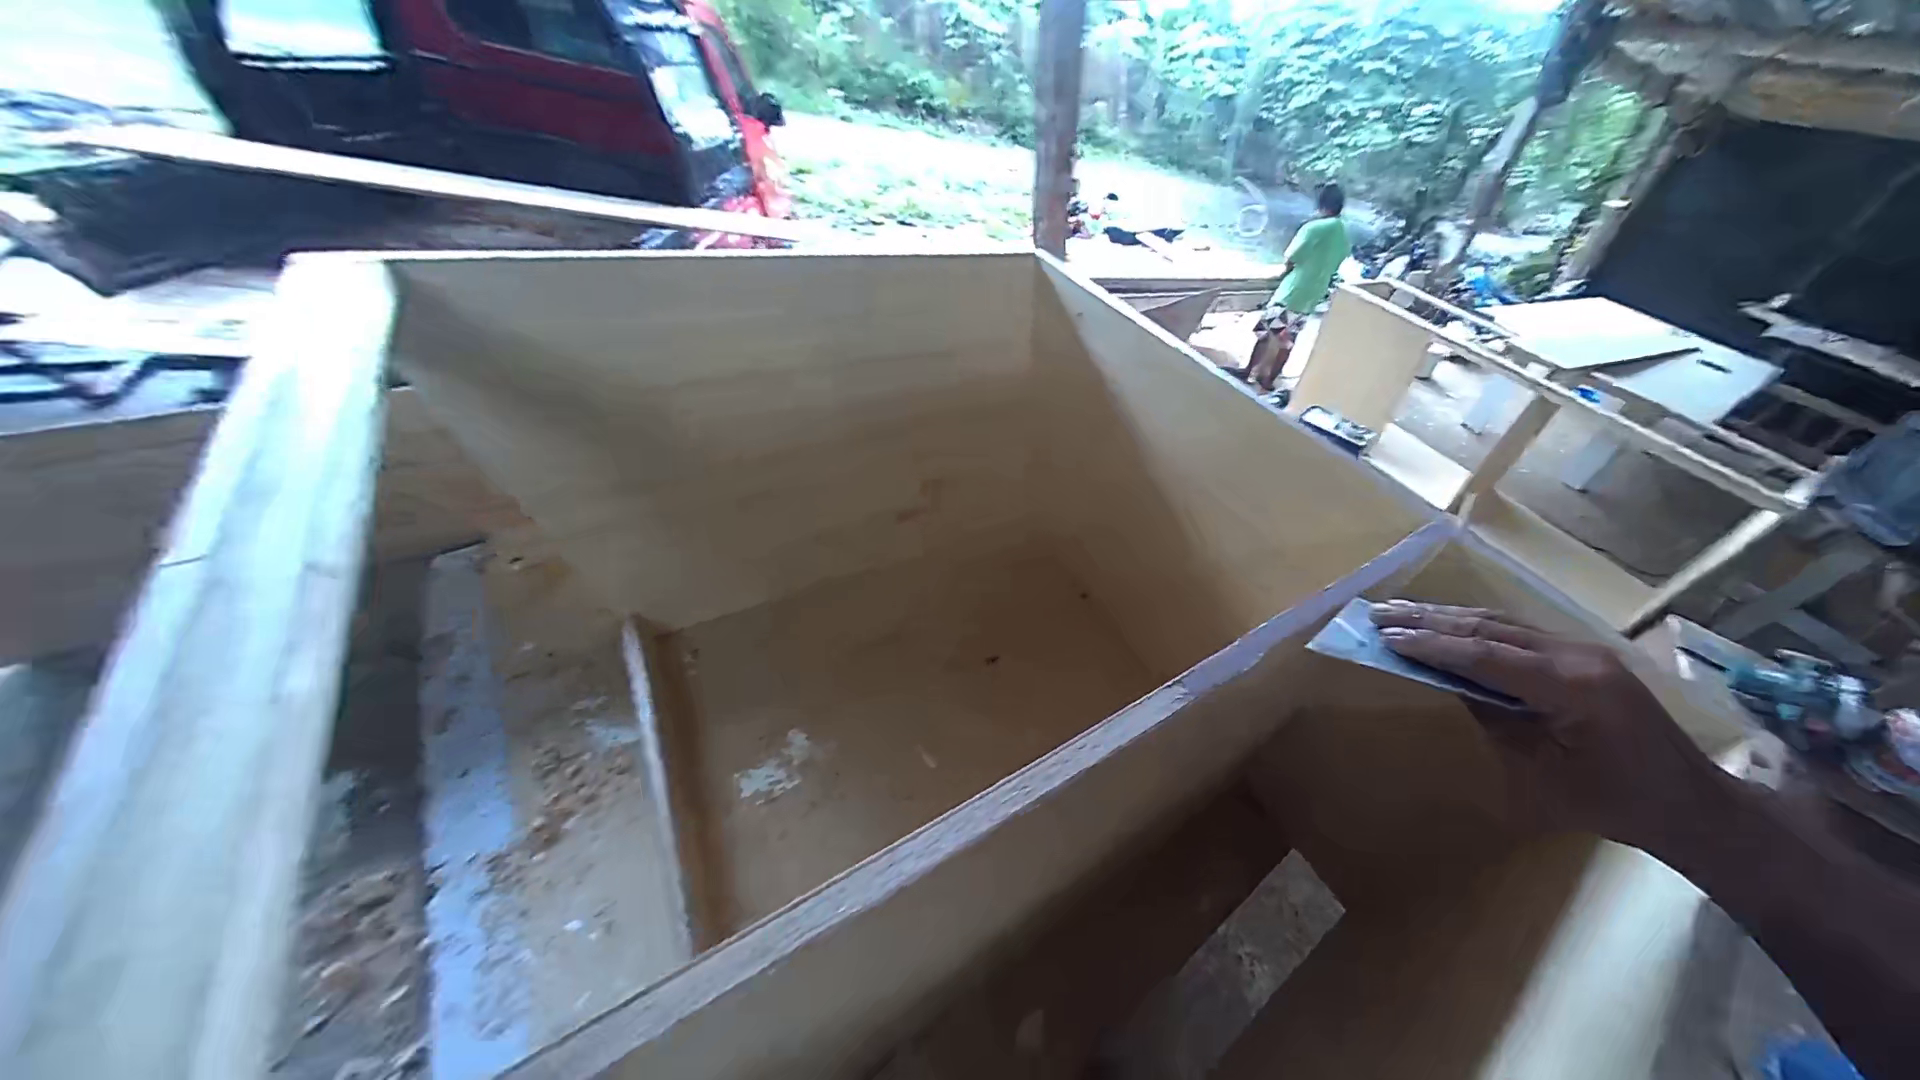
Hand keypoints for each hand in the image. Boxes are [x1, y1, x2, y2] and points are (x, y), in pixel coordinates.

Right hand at [1368, 601, 1728, 854]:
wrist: (1695, 805)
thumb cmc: (1615, 803)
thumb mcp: (1542, 776)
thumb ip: (1494, 723)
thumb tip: (1445, 685)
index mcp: (1574, 688)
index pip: (1485, 656)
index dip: (1430, 646)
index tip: (1384, 637)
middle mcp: (1577, 656)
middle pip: (1487, 628)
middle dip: (1426, 620)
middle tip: (1376, 613)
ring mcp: (1580, 650)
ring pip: (1497, 622)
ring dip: (1442, 616)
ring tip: (1395, 610)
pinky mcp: (1577, 654)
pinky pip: (1512, 631)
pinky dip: (1467, 625)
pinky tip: (1439, 621)